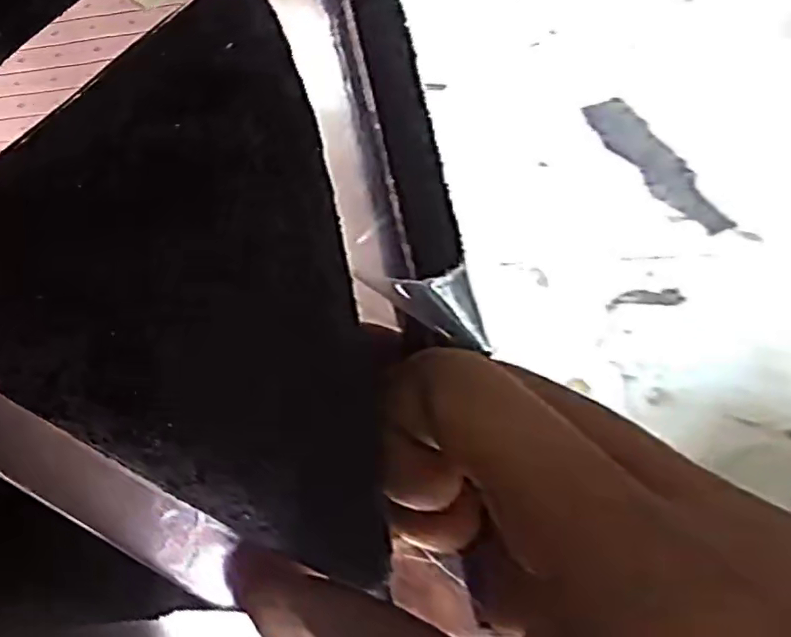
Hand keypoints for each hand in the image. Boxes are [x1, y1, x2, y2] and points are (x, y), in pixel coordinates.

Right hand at [233, 348, 790, 636]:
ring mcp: (759, 536)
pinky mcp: (774, 556)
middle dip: (434, 450)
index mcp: (646, 551)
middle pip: (508, 391)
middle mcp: (715, 519)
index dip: (393, 419)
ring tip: (493, 584)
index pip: (464, 382)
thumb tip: (255, 572)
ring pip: (563, 433)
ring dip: (491, 484)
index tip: (398, 511)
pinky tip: (559, 607)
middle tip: (427, 539)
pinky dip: (555, 516)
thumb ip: (369, 633)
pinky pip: (623, 480)